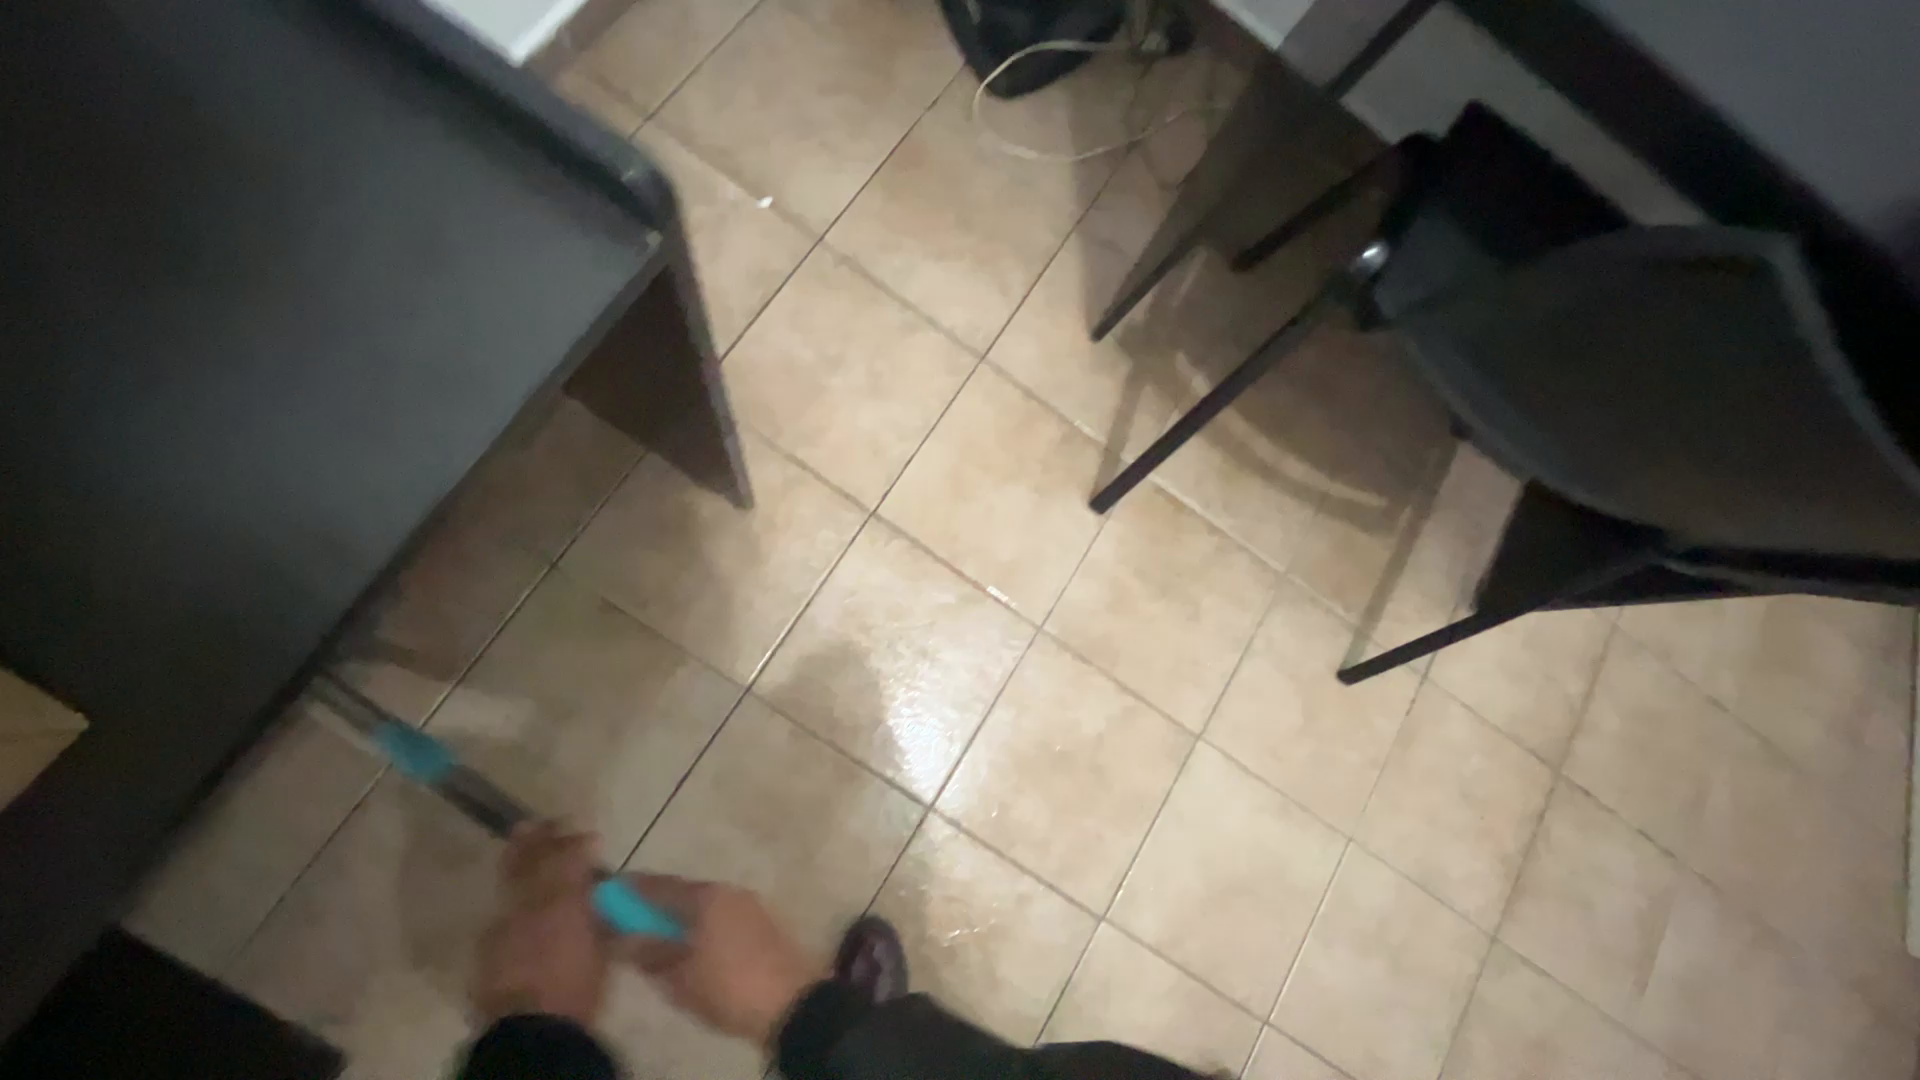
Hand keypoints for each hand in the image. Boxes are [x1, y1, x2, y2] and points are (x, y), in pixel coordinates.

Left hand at [471, 822, 610, 1026]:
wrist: (530, 1031)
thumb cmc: (577, 987)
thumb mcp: (602, 947)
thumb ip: (601, 913)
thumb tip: (601, 891)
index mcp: (562, 901)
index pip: (569, 860)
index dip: (578, 844)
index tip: (591, 836)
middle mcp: (529, 905)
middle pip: (533, 862)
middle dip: (540, 840)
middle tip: (546, 821)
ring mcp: (502, 924)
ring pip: (511, 880)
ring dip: (520, 857)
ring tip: (525, 835)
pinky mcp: (486, 947)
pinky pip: (501, 909)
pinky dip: (511, 895)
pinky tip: (516, 894)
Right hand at [621, 875, 824, 1047]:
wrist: (791, 1000)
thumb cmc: (729, 987)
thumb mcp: (680, 978)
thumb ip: (651, 953)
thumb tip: (628, 939)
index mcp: (706, 897)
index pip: (660, 886)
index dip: (633, 890)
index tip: (609, 891)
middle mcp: (728, 891)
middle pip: (683, 892)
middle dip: (656, 904)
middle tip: (630, 919)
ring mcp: (749, 904)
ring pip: (704, 904)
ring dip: (680, 915)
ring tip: (657, 935)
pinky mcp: (762, 922)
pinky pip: (720, 915)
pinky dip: (700, 924)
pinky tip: (690, 944)